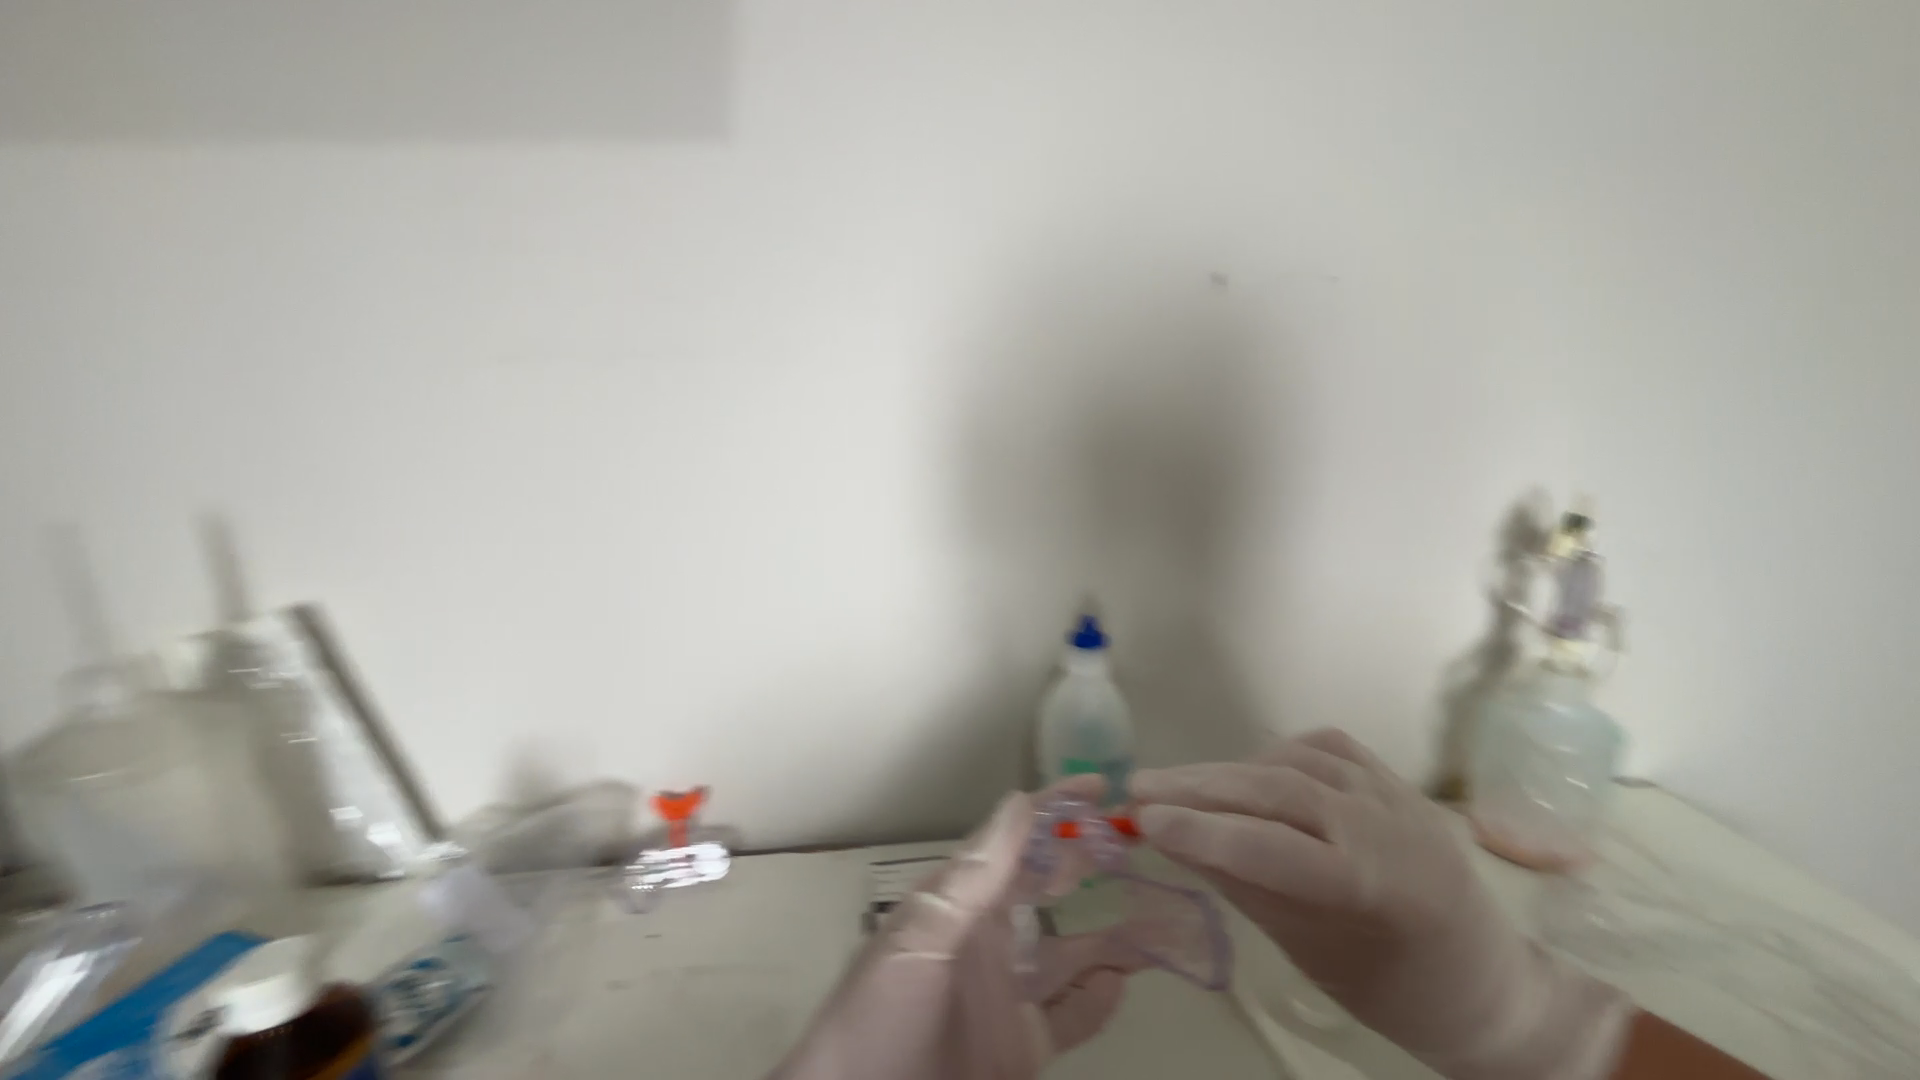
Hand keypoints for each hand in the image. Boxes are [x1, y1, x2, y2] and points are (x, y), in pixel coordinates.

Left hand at [770, 792, 1139, 1079]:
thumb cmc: (880, 1012)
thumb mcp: (922, 936)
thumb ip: (973, 876)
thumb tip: (1019, 802)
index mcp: (961, 903)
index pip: (1014, 843)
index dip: (1054, 811)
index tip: (1099, 788)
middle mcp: (988, 938)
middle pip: (1048, 889)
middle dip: (1088, 863)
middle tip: (1138, 845)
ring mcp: (1006, 991)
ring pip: (1071, 953)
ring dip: (1113, 937)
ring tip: (1160, 918)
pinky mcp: (1020, 1044)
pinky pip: (1070, 1014)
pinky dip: (1099, 1000)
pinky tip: (1125, 982)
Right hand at [1130, 730, 1629, 1079]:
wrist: (1489, 984)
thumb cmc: (1394, 990)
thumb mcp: (1311, 952)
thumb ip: (1245, 886)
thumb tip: (1176, 840)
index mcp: (1377, 886)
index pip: (1270, 846)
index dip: (1201, 830)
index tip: (1143, 820)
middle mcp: (1389, 825)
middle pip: (1276, 788)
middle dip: (1199, 785)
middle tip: (1140, 787)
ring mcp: (1396, 794)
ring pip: (1295, 759)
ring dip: (1230, 769)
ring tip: (1181, 784)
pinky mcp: (1397, 780)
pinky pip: (1327, 746)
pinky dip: (1277, 753)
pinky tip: (1250, 772)